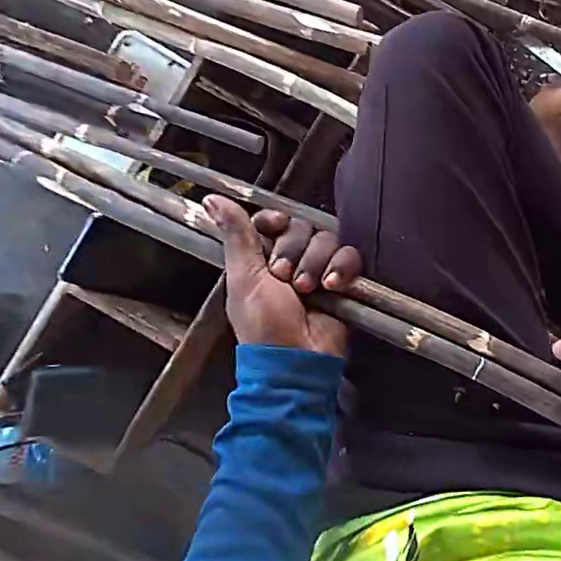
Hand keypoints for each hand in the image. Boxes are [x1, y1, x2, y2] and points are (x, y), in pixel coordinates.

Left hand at [205, 195, 359, 356]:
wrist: (297, 360)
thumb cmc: (263, 323)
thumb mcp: (244, 276)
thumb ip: (235, 234)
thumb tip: (211, 199)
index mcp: (260, 256)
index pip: (273, 220)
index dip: (276, 220)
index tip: (276, 225)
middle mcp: (290, 259)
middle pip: (300, 227)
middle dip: (295, 250)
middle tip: (286, 278)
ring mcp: (317, 269)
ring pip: (326, 239)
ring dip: (317, 262)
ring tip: (308, 289)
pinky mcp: (342, 281)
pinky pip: (349, 256)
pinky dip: (342, 268)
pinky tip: (333, 286)